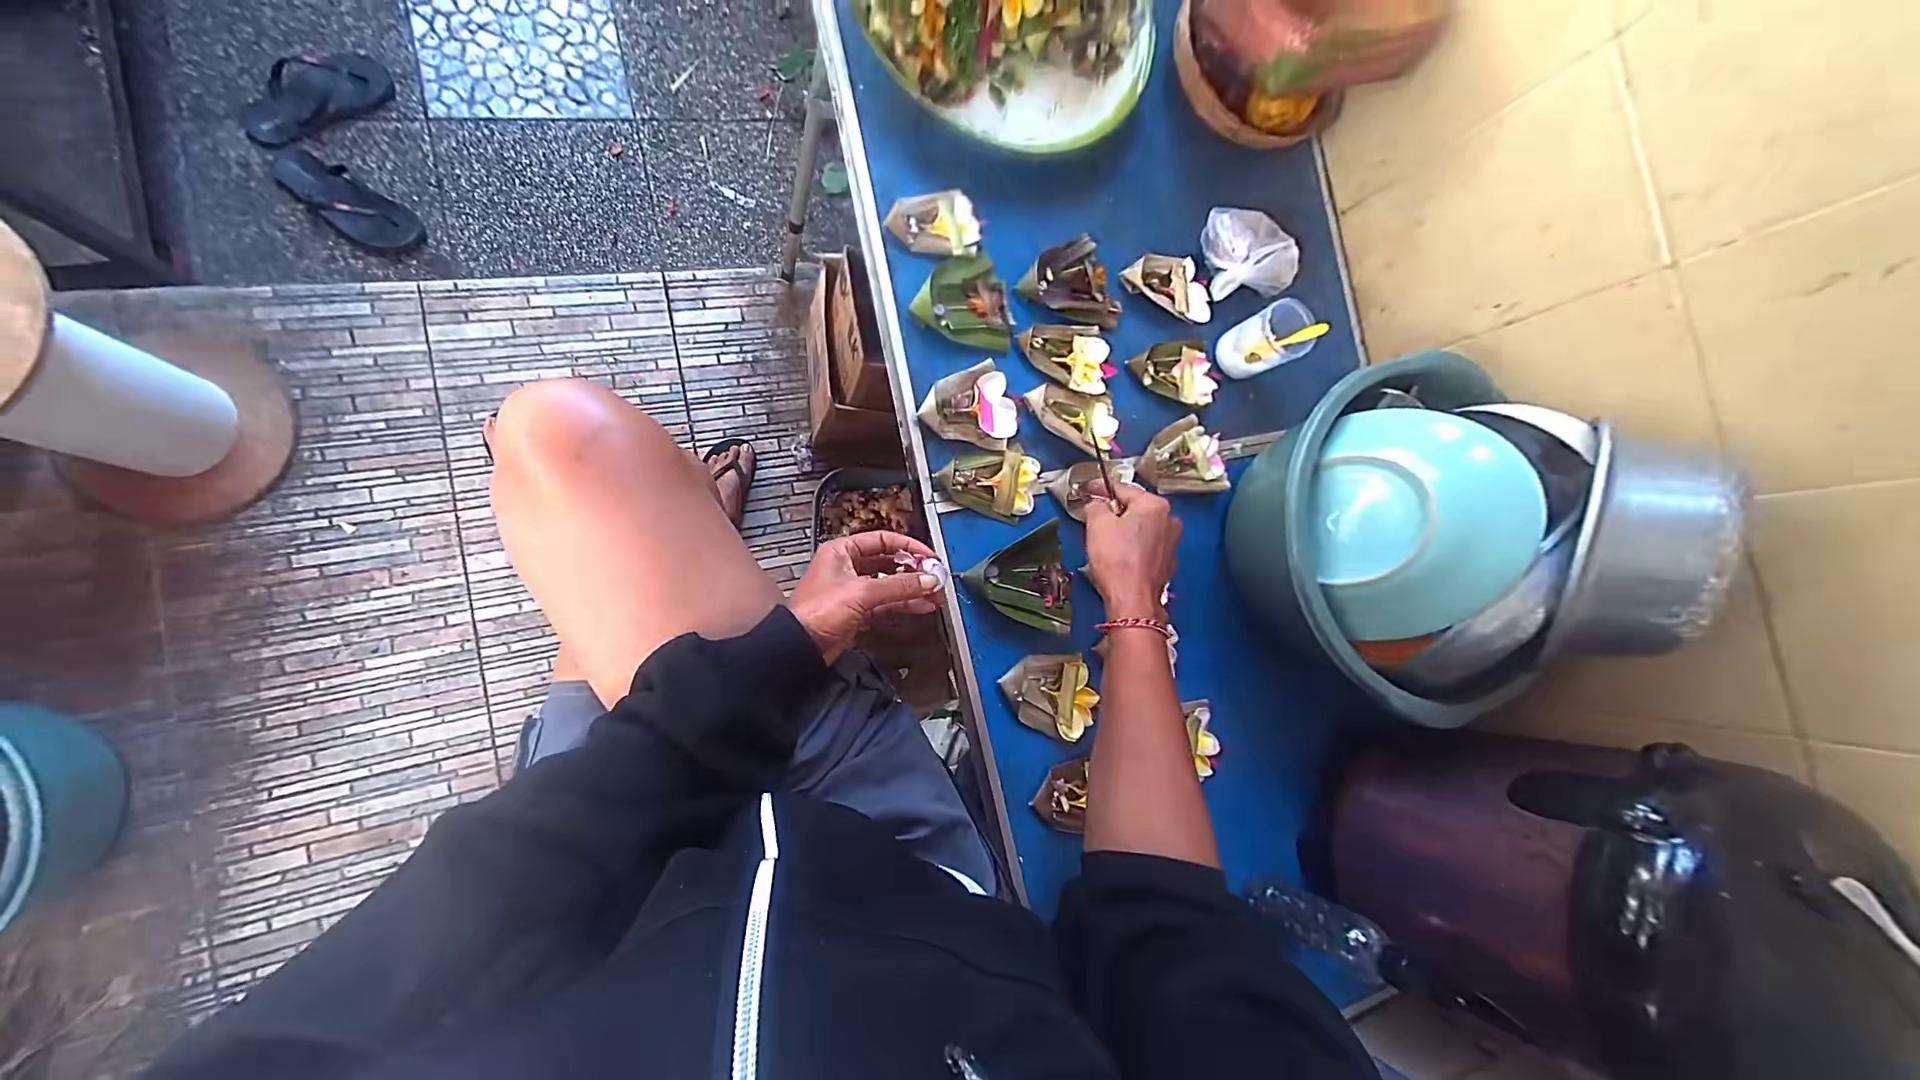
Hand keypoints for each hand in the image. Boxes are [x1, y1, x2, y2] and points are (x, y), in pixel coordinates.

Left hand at [789, 531, 943, 662]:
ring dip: (912, 589)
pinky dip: (903, 605)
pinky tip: (920, 606)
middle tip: (934, 577)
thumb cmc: (814, 613)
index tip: (928, 556)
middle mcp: (848, 568)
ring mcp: (853, 591)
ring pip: (890, 585)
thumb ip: (898, 585)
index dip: (908, 547)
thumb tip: (927, 579)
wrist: (801, 648)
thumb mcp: (862, 592)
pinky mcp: (857, 612)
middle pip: (888, 563)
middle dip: (913, 570)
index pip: (883, 540)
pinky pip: (886, 604)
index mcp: (842, 552)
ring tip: (933, 594)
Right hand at [1083, 480, 1180, 620]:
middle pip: (1136, 508)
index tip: (1089, 487)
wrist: (1133, 600)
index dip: (1101, 487)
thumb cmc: (1116, 559)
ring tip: (1104, 538)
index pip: (1123, 489)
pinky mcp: (1167, 563)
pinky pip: (1146, 547)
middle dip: (1115, 510)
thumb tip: (1097, 505)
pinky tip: (1119, 556)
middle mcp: (1169, 521)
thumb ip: (1095, 506)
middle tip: (1094, 515)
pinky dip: (1132, 547)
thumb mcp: (1097, 524)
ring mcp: (1171, 544)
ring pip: (1142, 528)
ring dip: (1124, 529)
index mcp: (1155, 505)